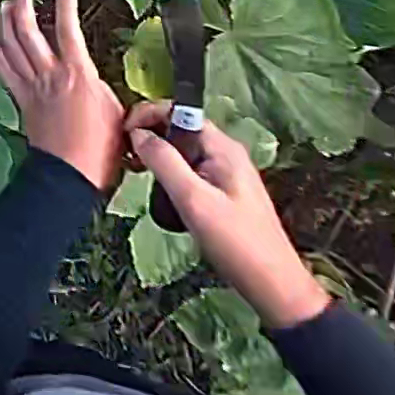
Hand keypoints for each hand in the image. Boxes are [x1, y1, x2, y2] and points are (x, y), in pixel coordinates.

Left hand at [0, 0, 124, 192]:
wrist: (71, 173)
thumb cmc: (103, 147)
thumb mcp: (117, 111)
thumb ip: (101, 88)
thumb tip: (93, 80)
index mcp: (78, 73)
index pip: (69, 29)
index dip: (65, 5)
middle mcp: (50, 75)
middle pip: (29, 33)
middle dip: (23, 7)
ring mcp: (32, 87)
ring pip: (12, 48)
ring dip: (5, 25)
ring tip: (4, 7)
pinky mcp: (21, 101)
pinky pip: (5, 73)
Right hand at [125, 102, 330, 328]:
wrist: (271, 283)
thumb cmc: (234, 240)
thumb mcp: (192, 198)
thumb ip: (163, 161)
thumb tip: (137, 134)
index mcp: (222, 148)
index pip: (178, 111)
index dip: (146, 114)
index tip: (123, 133)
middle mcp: (224, 152)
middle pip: (177, 125)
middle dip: (146, 131)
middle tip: (124, 152)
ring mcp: (223, 169)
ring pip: (179, 145)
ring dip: (153, 150)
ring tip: (133, 167)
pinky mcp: (219, 186)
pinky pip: (185, 163)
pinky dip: (163, 166)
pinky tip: (153, 182)